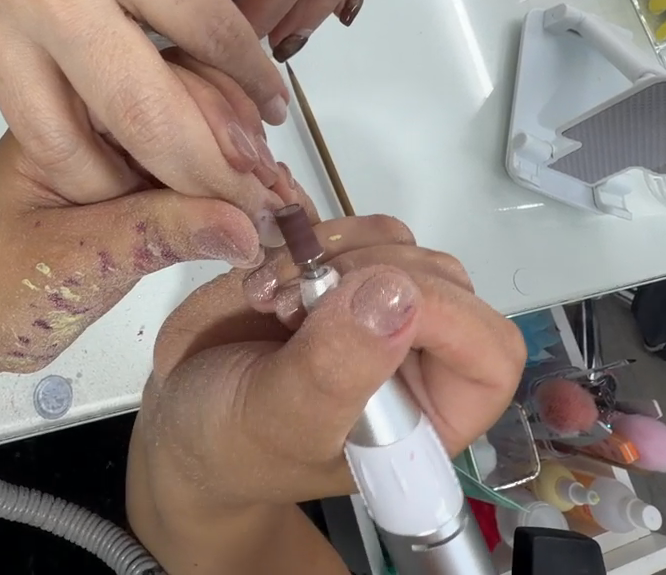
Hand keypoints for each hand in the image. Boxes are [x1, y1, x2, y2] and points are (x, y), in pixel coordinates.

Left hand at [0, 112, 264, 452]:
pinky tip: (262, 195)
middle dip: (233, 133)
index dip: (209, 129)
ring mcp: (112, 133)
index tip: (256, 181)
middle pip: (178, 85)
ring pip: (191, 112)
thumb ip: (153, 235)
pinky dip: (227, 172)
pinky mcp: (131, 165)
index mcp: (56, 110)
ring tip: (279, 191)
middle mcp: (88, 106)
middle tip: (275, 186)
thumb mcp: (72, 264)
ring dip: (238, 149)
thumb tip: (247, 225)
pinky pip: (187, 152)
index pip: (144, 88)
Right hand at [125, 210, 522, 572]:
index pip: (485, 350)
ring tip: (267, 294)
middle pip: (442, 280)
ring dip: (328, 253)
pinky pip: (351, 226)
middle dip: (365, 276)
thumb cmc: (232, 438)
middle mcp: (414, 354)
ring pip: (396, 242)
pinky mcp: (332, 266)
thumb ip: (336, 367)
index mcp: (428, 414)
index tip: (355, 304)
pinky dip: (308, 235)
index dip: (440, 314)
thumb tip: (396, 294)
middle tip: (289, 306)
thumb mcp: (280, 417)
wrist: (180, 409)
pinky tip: (263, 276)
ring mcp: (372, 303)